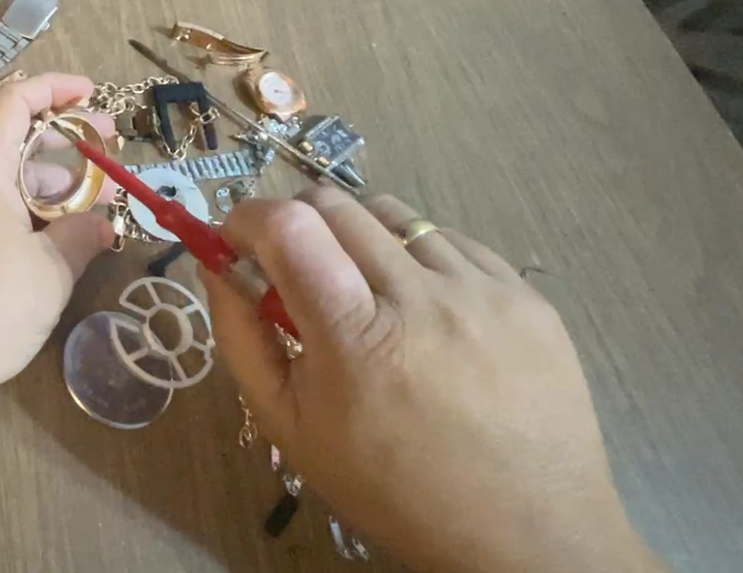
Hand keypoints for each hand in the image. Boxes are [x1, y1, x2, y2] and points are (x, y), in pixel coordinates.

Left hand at [0, 73, 116, 412]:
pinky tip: (50, 229)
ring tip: (91, 195)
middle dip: (60, 134)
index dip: (55, 88)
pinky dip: (20, 198)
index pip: (13, 99)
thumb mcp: (48, 272)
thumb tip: (101, 223)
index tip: (93, 94)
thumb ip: (80, 236)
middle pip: (7, 130)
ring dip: (44, 173)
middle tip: (107, 147)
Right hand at [205, 189, 661, 572]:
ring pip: (389, 213)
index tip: (238, 242)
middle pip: (332, 204)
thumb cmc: (386, 484)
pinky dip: (412, 255)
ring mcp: (484, 294)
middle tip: (294, 267)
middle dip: (293, 221)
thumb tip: (213, 261)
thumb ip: (237, 332)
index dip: (248, 217)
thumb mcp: (284, 419)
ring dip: (355, 235)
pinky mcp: (528, 298)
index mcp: (356, 337)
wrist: (529, 541)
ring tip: (363, 287)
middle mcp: (422, 300)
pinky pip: (447, 239)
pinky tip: (418, 305)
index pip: (288, 224)